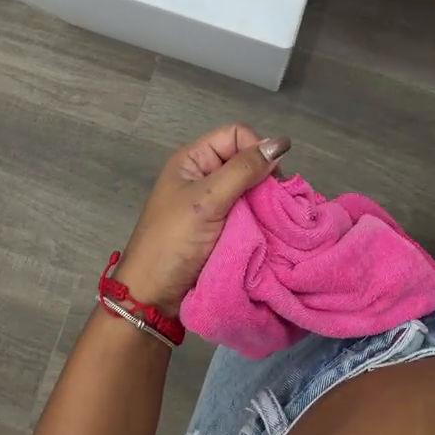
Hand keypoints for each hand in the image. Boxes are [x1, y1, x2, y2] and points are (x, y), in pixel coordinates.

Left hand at [114, 125, 289, 309]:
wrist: (153, 298)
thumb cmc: (173, 241)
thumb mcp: (206, 200)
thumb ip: (243, 169)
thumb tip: (281, 143)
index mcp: (193, 160)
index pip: (236, 135)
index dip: (256, 149)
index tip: (272, 177)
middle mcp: (205, 176)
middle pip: (246, 160)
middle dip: (265, 177)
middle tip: (278, 201)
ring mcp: (215, 203)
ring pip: (252, 188)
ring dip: (266, 200)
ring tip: (279, 216)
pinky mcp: (224, 228)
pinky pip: (251, 212)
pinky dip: (262, 218)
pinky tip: (273, 227)